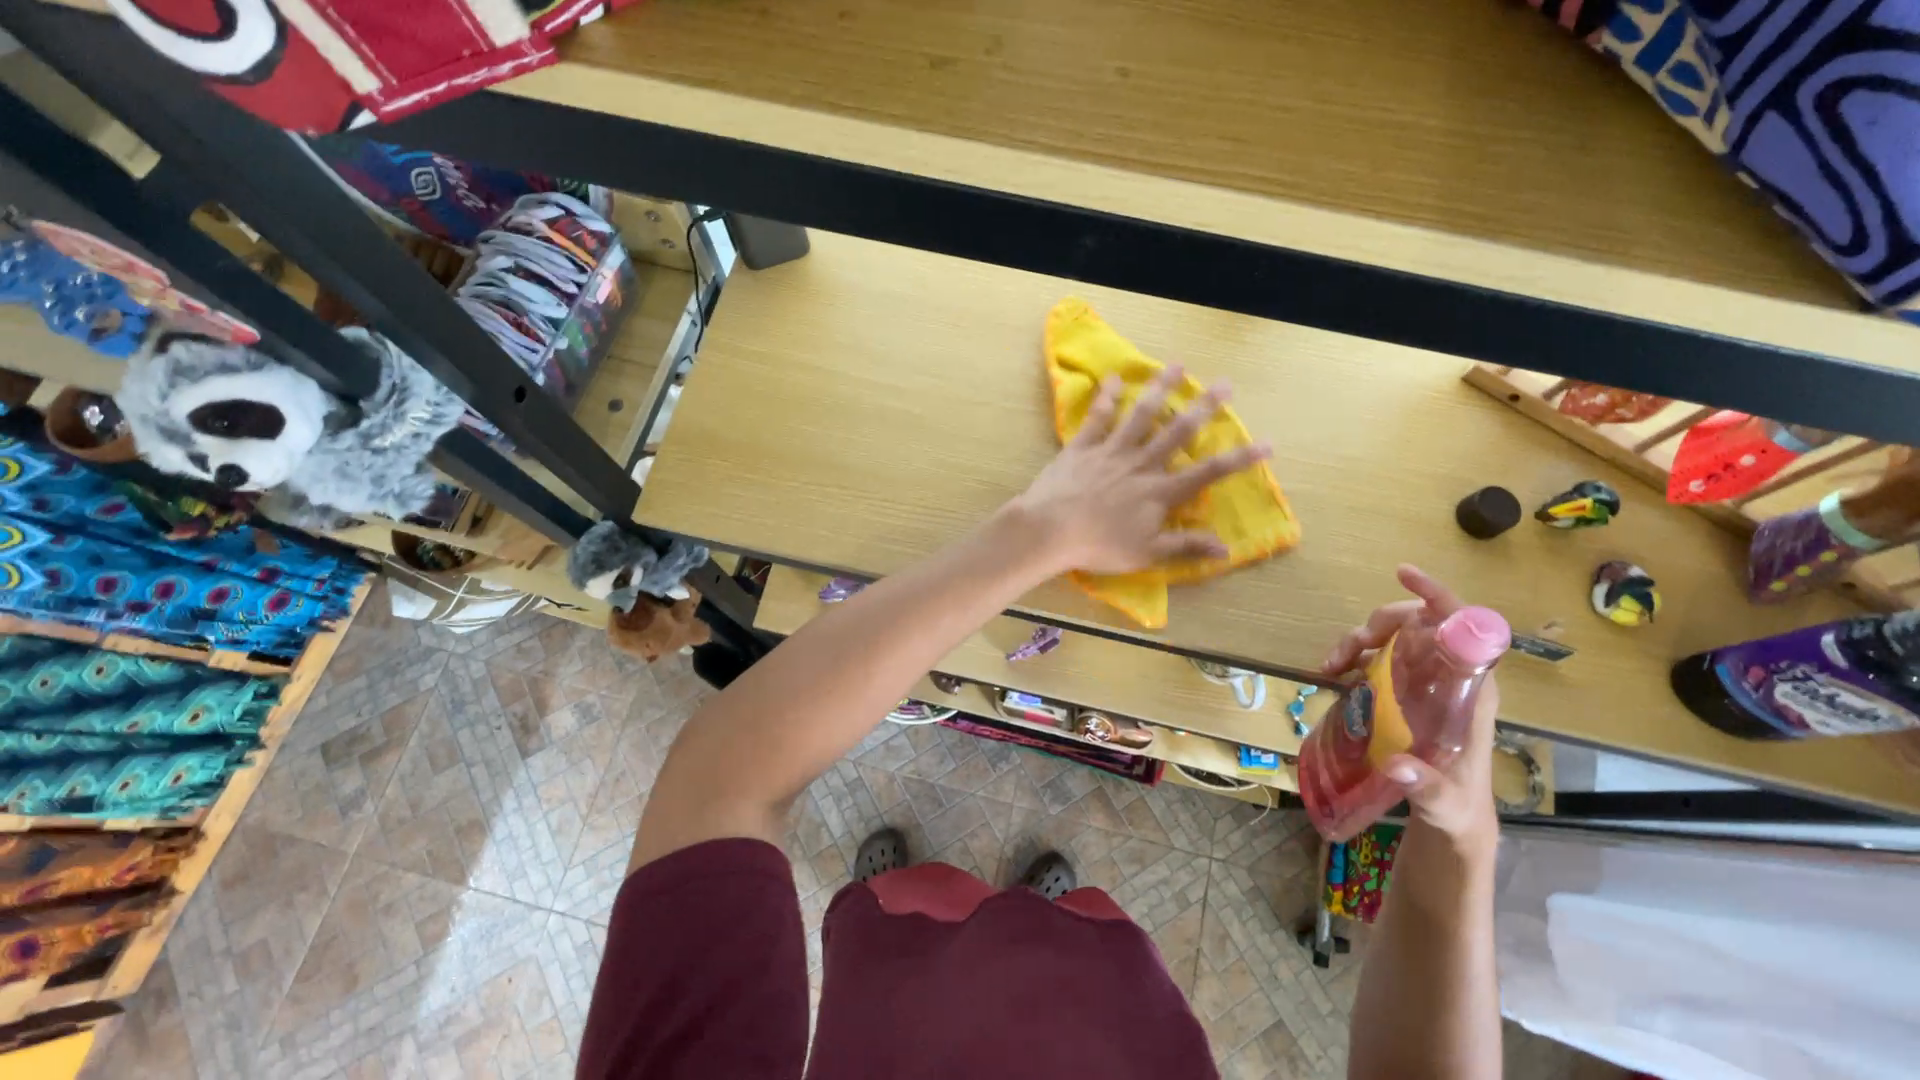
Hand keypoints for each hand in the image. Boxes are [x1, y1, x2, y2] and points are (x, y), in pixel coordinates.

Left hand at [1007, 367, 1271, 574]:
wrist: (1049, 530)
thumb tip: (1226, 547)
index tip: (1268, 443)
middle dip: (1205, 406)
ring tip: (1177, 366)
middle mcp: (1141, 464)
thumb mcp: (1147, 553)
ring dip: (1161, 389)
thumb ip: (1186, 546)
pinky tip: (1115, 378)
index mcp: (1160, 492)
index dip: (1240, 459)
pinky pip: (1097, 417)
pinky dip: (1107, 397)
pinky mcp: (1082, 447)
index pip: (1208, 473)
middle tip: (1225, 384)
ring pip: (1141, 415)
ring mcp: (1111, 451)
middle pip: (1178, 431)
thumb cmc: (1099, 547)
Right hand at [1322, 565, 1499, 855]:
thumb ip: (1426, 785)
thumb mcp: (1444, 801)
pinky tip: (1334, 676)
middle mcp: (1450, 678)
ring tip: (1329, 666)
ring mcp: (1426, 683)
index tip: (1403, 575)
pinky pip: (1380, 659)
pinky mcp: (1406, 695)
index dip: (1436, 596)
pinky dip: (1354, 658)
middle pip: (1418, 625)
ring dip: (1359, 640)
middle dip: (1380, 623)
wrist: (1450, 820)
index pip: (1463, 627)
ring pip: (1395, 639)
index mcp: (1471, 691)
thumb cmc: (1456, 807)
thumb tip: (1398, 766)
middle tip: (1348, 647)